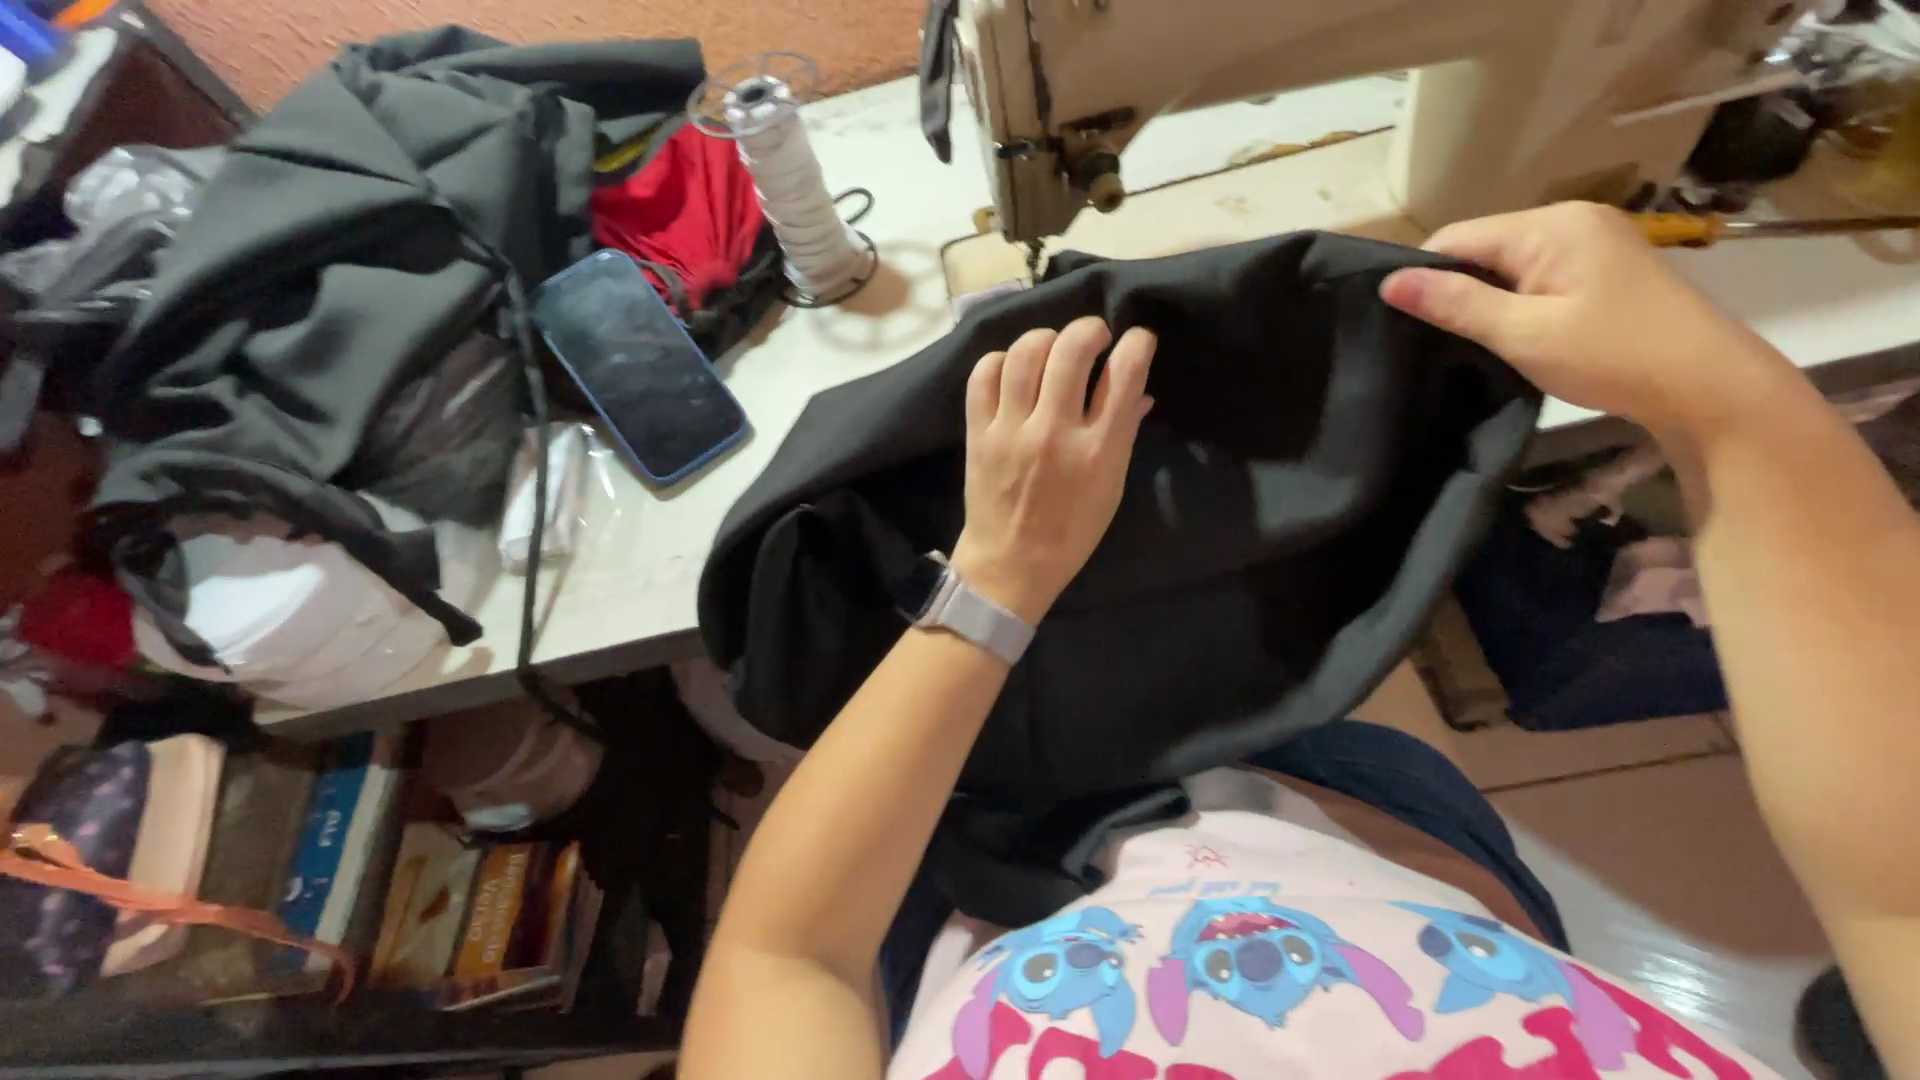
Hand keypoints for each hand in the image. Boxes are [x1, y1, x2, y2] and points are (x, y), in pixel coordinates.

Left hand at [950, 316, 1155, 623]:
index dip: (1138, 343)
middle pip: (1073, 349)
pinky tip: (1013, 368)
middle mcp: (1055, 431)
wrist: (1011, 564)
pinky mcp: (979, 433)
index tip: (1137, 340)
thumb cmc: (1071, 531)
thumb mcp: (1111, 488)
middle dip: (1090, 329)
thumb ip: (1124, 435)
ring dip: (1046, 338)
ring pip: (1026, 353)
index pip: (1125, 374)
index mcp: (1099, 450)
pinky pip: (984, 375)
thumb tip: (1140, 393)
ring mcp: (1012, 430)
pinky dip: (1000, 360)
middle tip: (1093, 338)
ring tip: (1052, 348)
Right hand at [1379, 202, 1809, 442]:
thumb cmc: (1610, 355)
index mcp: (1550, 226)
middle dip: (1452, 289)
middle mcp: (1571, 220)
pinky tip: (1508, 333)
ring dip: (1482, 299)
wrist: (1707, 385)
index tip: (1401, 323)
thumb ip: (1455, 304)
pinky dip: (1512, 301)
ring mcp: (1592, 242)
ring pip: (1505, 264)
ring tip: (1467, 340)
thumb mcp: (1522, 332)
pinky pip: (1534, 274)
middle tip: (1434, 340)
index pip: (1455, 238)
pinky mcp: (1602, 268)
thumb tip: (1389, 282)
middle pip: (1481, 248)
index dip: (1421, 276)